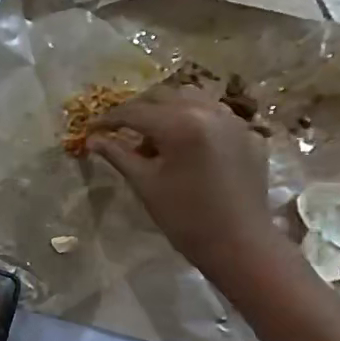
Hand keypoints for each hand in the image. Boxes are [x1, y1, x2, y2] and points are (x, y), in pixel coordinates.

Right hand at [88, 83, 277, 268]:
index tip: (91, 129)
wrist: (239, 244)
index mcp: (181, 123)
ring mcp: (233, 119)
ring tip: (153, 136)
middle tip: (118, 130)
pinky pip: (214, 115)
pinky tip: (184, 144)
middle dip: (138, 110)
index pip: (135, 112)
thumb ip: (119, 155)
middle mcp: (208, 110)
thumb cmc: (185, 219)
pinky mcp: (248, 133)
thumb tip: (92, 139)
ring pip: (191, 99)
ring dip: (166, 111)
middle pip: (163, 96)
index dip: (109, 119)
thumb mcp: (146, 185)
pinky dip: (193, 121)